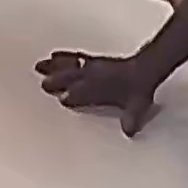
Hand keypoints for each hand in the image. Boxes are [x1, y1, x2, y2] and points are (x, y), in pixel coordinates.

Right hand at [35, 51, 164, 136]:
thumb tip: (130, 132)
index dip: (73, 97)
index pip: (82, 94)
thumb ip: (130, 121)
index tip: (62, 99)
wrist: (147, 67)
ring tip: (40, 65)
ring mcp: (92, 67)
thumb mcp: (136, 108)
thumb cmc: (138, 89)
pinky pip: (75, 58)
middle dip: (57, 80)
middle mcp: (93, 76)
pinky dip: (64, 57)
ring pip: (69, 65)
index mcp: (100, 89)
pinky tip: (56, 55)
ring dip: (54, 66)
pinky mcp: (94, 62)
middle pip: (71, 78)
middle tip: (43, 84)